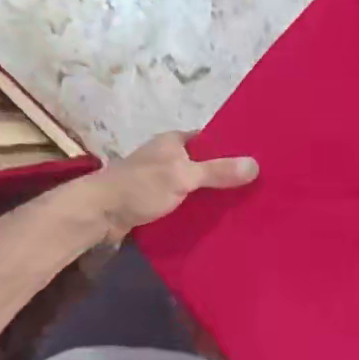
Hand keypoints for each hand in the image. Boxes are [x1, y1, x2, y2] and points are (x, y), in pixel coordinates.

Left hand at [78, 132, 258, 240]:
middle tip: (258, 188)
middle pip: (205, 164)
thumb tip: (255, 164)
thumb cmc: (140, 186)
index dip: (233, 147)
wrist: (99, 214)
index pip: (211, 139)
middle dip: (226, 175)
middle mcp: (168, 157)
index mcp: (174, 141)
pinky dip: (198, 209)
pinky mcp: (156, 202)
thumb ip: (217, 171)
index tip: (259, 160)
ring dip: (213, 195)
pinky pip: (185, 203)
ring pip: (195, 185)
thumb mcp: (182, 176)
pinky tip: (217, 220)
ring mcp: (161, 180)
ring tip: (245, 205)